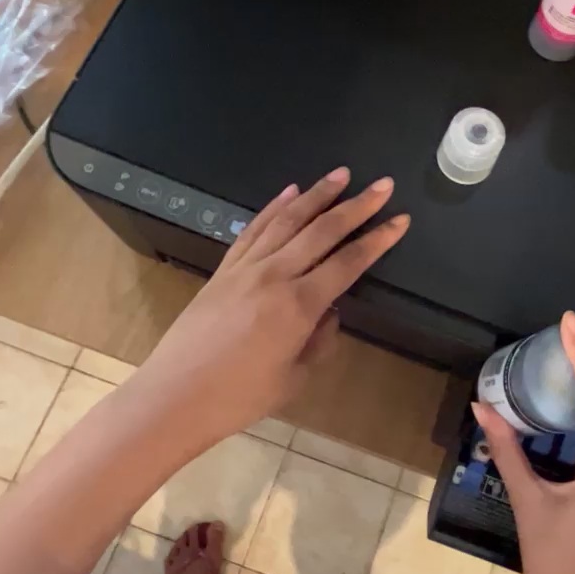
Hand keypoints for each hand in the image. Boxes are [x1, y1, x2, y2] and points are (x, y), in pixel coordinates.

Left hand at [126, 167, 409, 453]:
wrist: (174, 396)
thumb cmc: (239, 398)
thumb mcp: (294, 378)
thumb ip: (320, 341)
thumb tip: (330, 312)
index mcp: (299, 305)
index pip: (348, 263)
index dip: (378, 240)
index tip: (400, 220)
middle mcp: (275, 276)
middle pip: (323, 230)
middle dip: (357, 206)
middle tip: (382, 185)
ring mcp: (245, 268)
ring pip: (288, 220)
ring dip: (317, 194)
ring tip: (341, 175)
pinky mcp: (223, 270)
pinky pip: (253, 229)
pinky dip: (274, 208)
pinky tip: (290, 193)